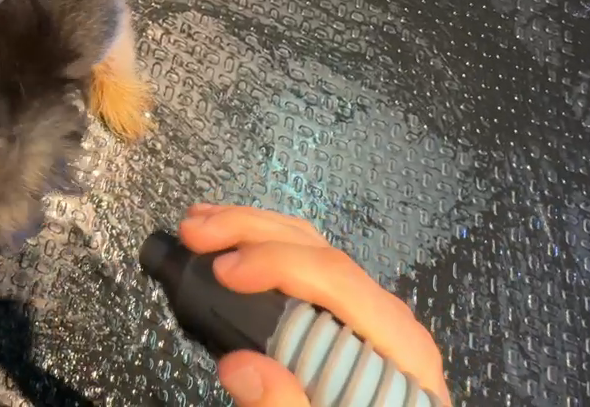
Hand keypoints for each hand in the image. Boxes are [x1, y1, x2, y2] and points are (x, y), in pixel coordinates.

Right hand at [180, 205, 448, 406]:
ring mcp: (358, 303)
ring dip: (243, 224)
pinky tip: (220, 237)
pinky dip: (252, 240)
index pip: (335, 276)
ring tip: (196, 223)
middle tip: (192, 232)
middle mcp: (381, 311)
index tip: (222, 271)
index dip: (275, 262)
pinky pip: (294, 254)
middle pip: (313, 247)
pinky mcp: (333, 305)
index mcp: (396, 344)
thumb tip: (238, 365)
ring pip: (301, 239)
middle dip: (247, 229)